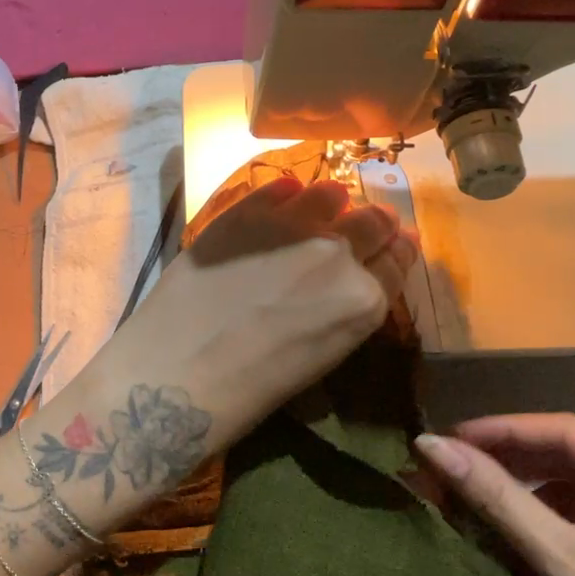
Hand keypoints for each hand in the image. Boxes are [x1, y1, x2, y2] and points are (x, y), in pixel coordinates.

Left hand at [90, 176, 416, 445]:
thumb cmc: (251, 386)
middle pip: (371, 222)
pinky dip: (288, 193)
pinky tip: (286, 198)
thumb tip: (357, 279)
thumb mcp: (322, 356)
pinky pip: (280, 189)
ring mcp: (290, 226)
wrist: (178, 370)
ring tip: (324, 209)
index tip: (395, 243)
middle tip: (365, 224)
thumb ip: (347, 310)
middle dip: (373, 223)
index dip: (396, 250)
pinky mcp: (245, 212)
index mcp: (364, 300)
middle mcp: (338, 254)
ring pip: (329, 195)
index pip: (396, 260)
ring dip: (332, 202)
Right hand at [415, 415, 574, 575]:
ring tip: (472, 490)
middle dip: (513, 461)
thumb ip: (497, 498)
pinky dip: (552, 517)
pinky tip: (513, 525)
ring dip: (529, 490)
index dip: (505, 430)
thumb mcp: (566, 563)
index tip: (447, 433)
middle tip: (451, 462)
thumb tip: (429, 443)